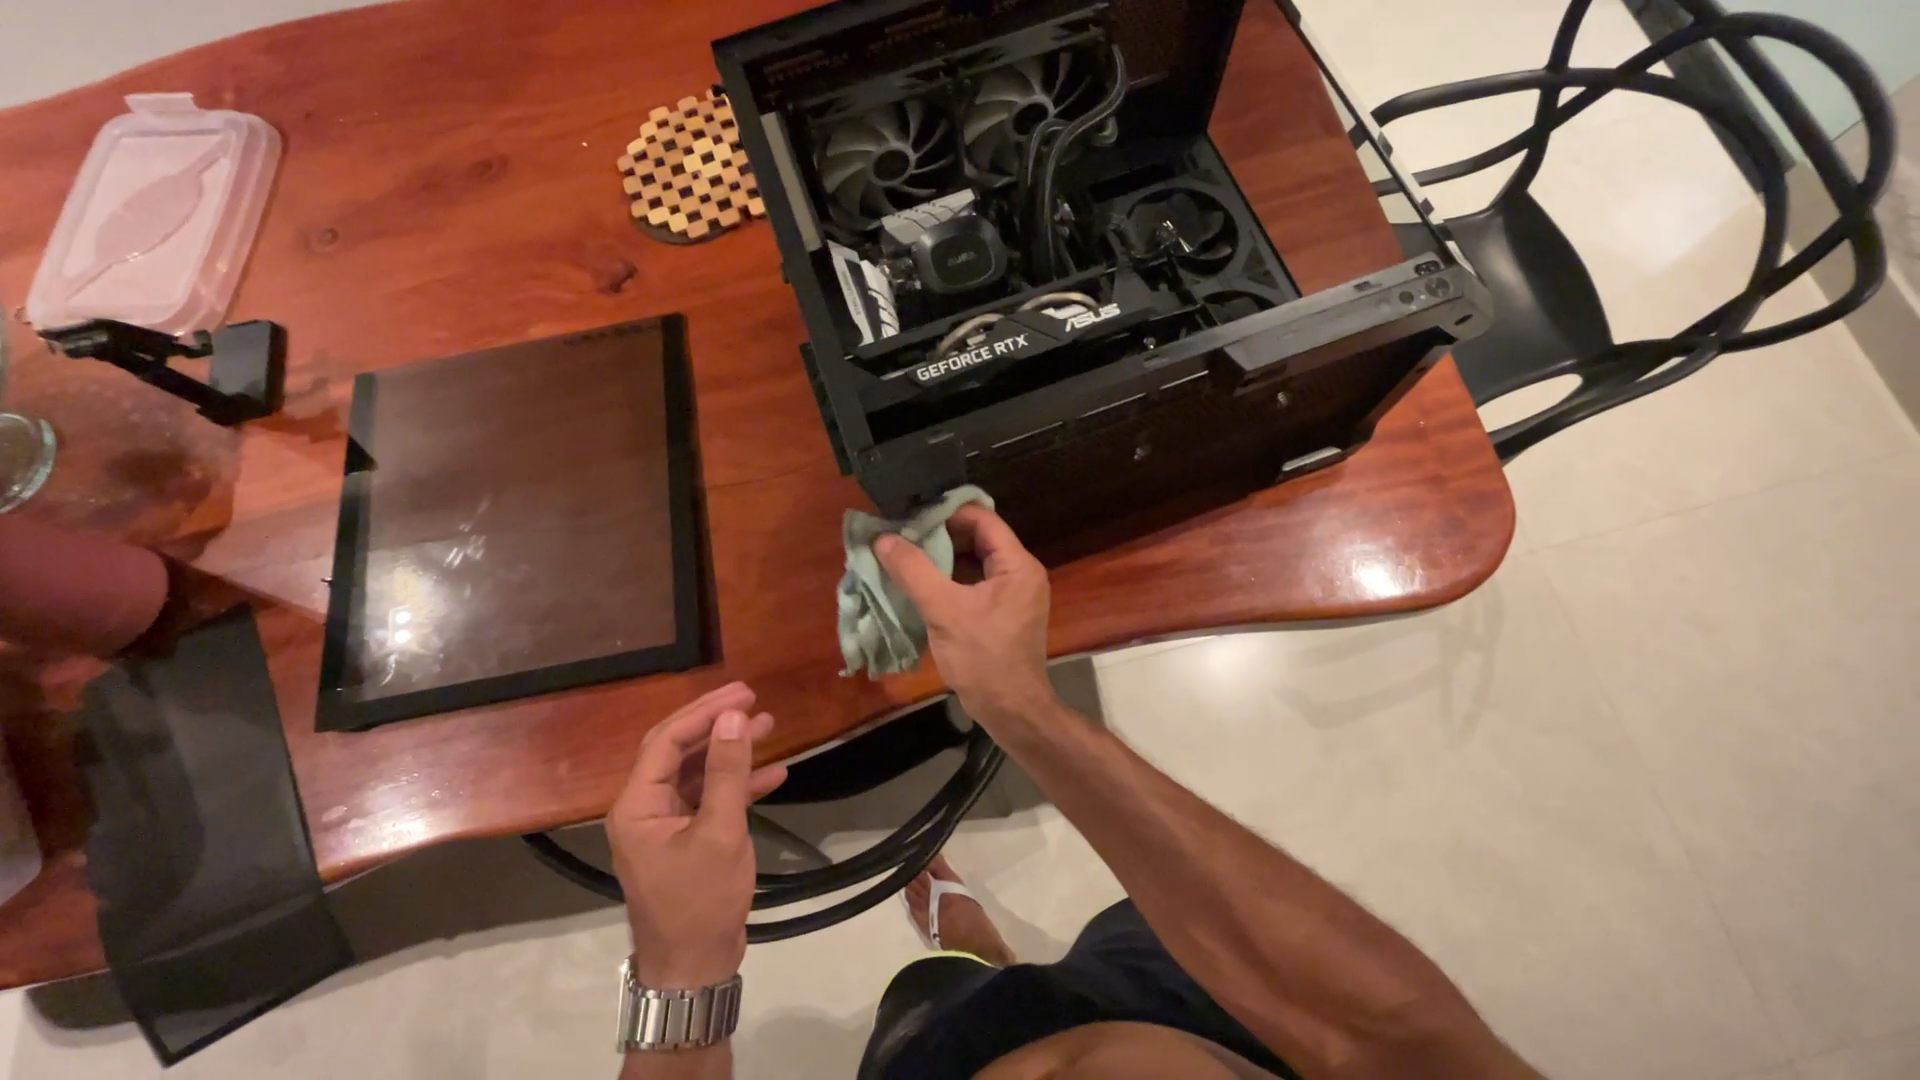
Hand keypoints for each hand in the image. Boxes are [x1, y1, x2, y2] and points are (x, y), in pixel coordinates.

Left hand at [608, 682, 786, 987]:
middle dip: (715, 723)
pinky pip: (709, 800)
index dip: (704, 711)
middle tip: (753, 699)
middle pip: (678, 751)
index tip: (743, 693)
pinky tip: (773, 774)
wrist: (693, 967)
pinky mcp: (686, 839)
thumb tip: (733, 717)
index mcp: (638, 805)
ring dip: (730, 751)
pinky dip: (738, 785)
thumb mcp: (719, 832)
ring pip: (696, 773)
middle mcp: (645, 808)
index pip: (666, 741)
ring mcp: (665, 825)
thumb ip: (726, 772)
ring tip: (768, 726)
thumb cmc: (700, 900)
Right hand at [874, 505, 1055, 725]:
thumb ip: (914, 571)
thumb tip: (884, 539)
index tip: (911, 514)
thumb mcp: (944, 610)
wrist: (1010, 709)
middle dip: (939, 534)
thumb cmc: (983, 658)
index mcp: (1017, 565)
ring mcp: (1013, 594)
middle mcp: (1020, 572)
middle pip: (978, 538)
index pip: (982, 519)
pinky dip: (949, 579)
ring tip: (904, 553)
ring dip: (942, 558)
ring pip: (974, 561)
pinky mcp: (1003, 612)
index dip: (946, 512)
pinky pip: (974, 583)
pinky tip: (919, 581)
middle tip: (902, 534)